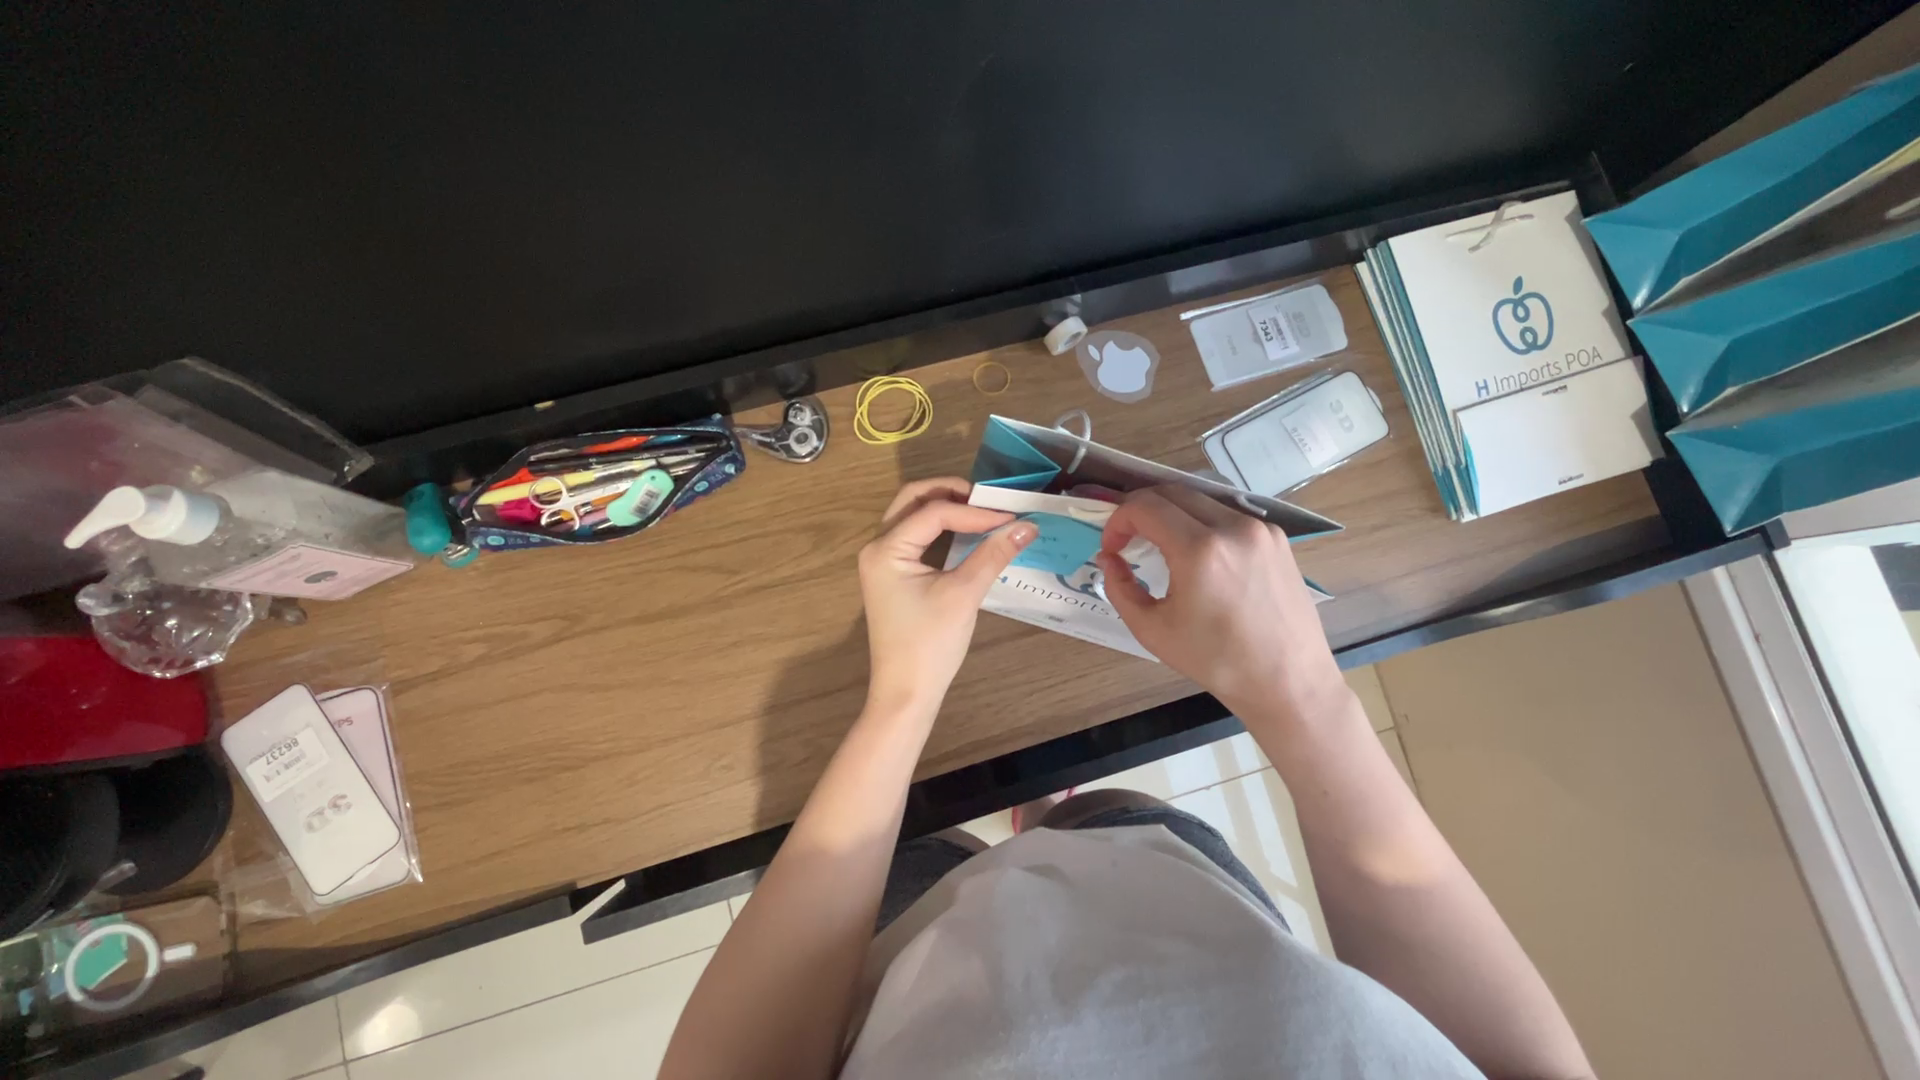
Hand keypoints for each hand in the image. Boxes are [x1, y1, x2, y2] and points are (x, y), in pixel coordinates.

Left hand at [859, 478, 1036, 713]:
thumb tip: (1027, 525)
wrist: (906, 692)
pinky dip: (941, 528)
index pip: (935, 512)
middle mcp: (878, 547)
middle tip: (991, 500)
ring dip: (947, 507)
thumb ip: (993, 554)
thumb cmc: (930, 645)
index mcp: (886, 549)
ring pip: (913, 516)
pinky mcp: (893, 575)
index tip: (1012, 518)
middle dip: (953, 493)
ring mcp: (883, 561)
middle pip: (915, 500)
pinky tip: (968, 533)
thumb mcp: (964, 594)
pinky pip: (916, 537)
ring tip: (984, 511)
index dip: (975, 511)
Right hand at [1095, 486, 1346, 726]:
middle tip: (1129, 540)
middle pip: (1172, 493)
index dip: (1118, 521)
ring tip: (1163, 547)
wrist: (1286, 679)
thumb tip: (1108, 559)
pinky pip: (1229, 516)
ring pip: (1202, 501)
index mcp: (1199, 551)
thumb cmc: (1215, 661)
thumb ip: (1120, 587)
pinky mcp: (1277, 538)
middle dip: (1142, 511)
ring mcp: (1260, 529)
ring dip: (1173, 515)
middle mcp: (1233, 528)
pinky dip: (1203, 525)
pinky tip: (1200, 558)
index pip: (1145, 507)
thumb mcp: (1152, 630)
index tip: (1112, 547)